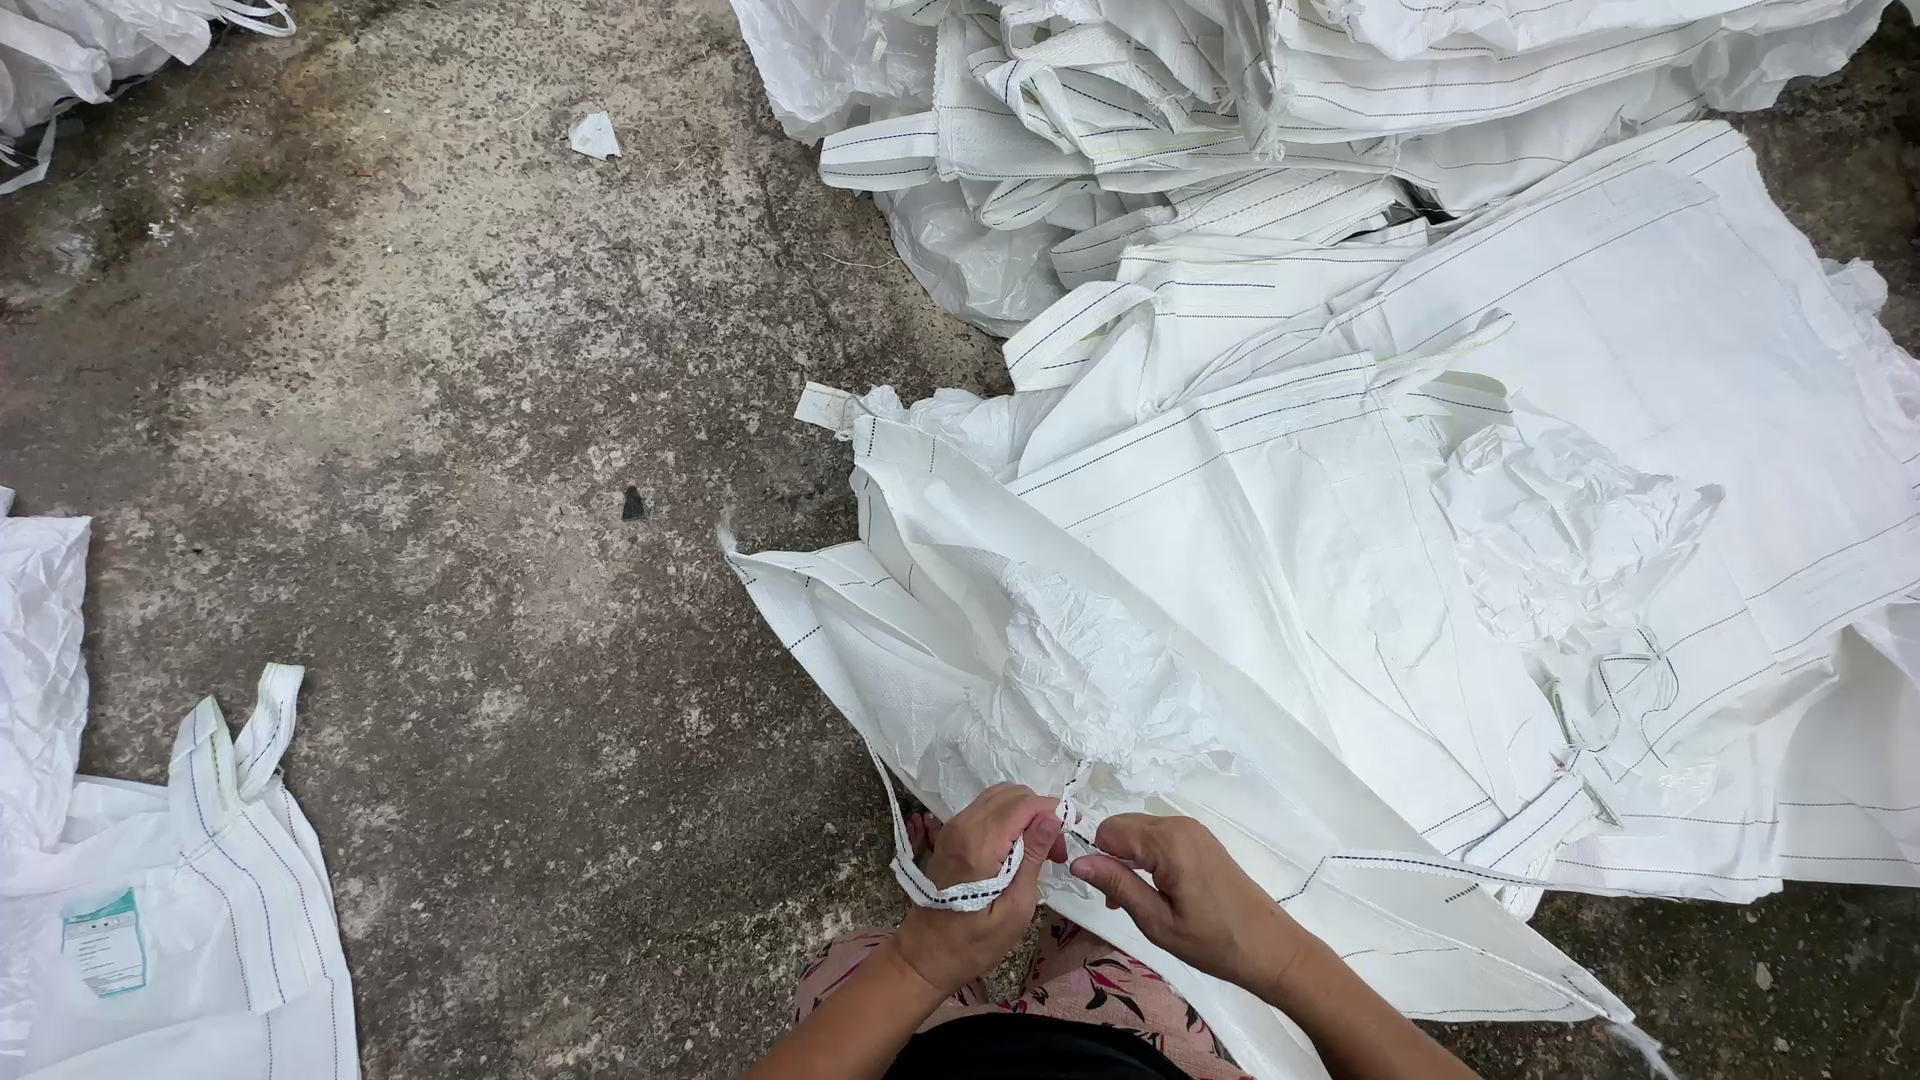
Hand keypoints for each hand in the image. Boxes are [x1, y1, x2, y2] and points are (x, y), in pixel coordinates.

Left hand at [892, 784, 1064, 994]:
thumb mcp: (1016, 907)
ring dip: (1025, 814)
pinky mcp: (951, 832)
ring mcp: (954, 825)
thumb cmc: (976, 942)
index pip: (1023, 803)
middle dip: (1040, 813)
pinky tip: (1018, 848)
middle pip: (1012, 794)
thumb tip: (1052, 816)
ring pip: (999, 796)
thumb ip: (1033, 856)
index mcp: (979, 843)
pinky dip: (1008, 818)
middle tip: (1055, 851)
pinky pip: (986, 808)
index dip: (1052, 808)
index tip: (1072, 828)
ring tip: (1040, 850)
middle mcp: (963, 824)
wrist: (928, 953)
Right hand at [1069, 813, 1311, 994]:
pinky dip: (1146, 856)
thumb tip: (1077, 861)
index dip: (1098, 859)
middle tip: (1120, 902)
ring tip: (1137, 899)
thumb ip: (1117, 885)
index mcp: (1167, 841)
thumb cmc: (1214, 942)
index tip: (1105, 894)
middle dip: (1111, 858)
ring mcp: (1191, 828)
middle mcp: (1178, 824)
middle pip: (1122, 826)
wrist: (1272, 949)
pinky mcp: (1199, 837)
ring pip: (1137, 830)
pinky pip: (1156, 835)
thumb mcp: (1157, 922)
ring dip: (1127, 858)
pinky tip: (1156, 887)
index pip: (1109, 831)